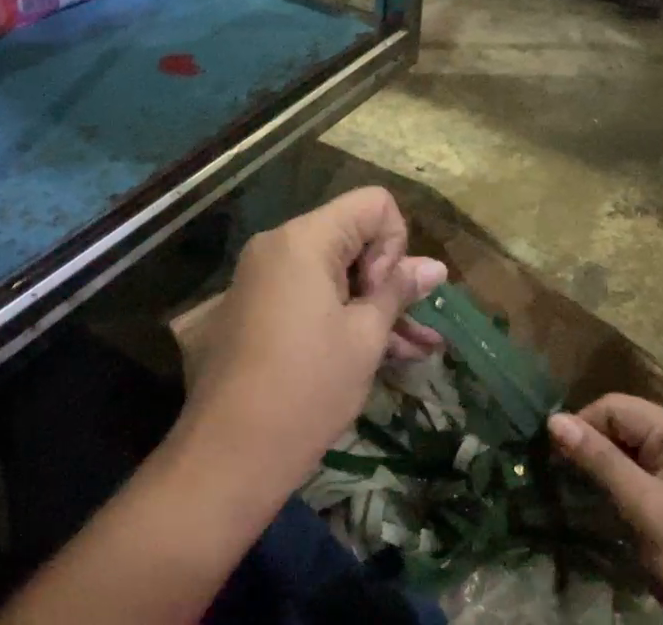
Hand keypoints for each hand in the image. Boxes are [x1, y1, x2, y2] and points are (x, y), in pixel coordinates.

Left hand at [183, 187, 447, 485]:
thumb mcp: (365, 337)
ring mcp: (264, 281)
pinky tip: (387, 355)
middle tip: (411, 327)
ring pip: (336, 276)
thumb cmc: (307, 388)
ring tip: (421, 349)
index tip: (384, 294)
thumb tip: (434, 267)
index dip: (394, 244)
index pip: (372, 205)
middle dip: (388, 280)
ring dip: (374, 306)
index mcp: (303, 240)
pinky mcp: (258, 313)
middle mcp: (279, 248)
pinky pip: (313, 300)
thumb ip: (398, 292)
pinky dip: (344, 319)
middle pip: (353, 237)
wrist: (228, 457)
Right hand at [550, 395, 662, 624]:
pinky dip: (613, 480)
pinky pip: (636, 470)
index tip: (553, 458)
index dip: (582, 425)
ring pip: (626, 447)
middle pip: (622, 423)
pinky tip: (596, 498)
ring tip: (571, 485)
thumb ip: (601, 461)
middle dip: (589, 443)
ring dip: (599, 463)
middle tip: (558, 474)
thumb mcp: (646, 510)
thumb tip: (554, 419)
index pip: (617, 407)